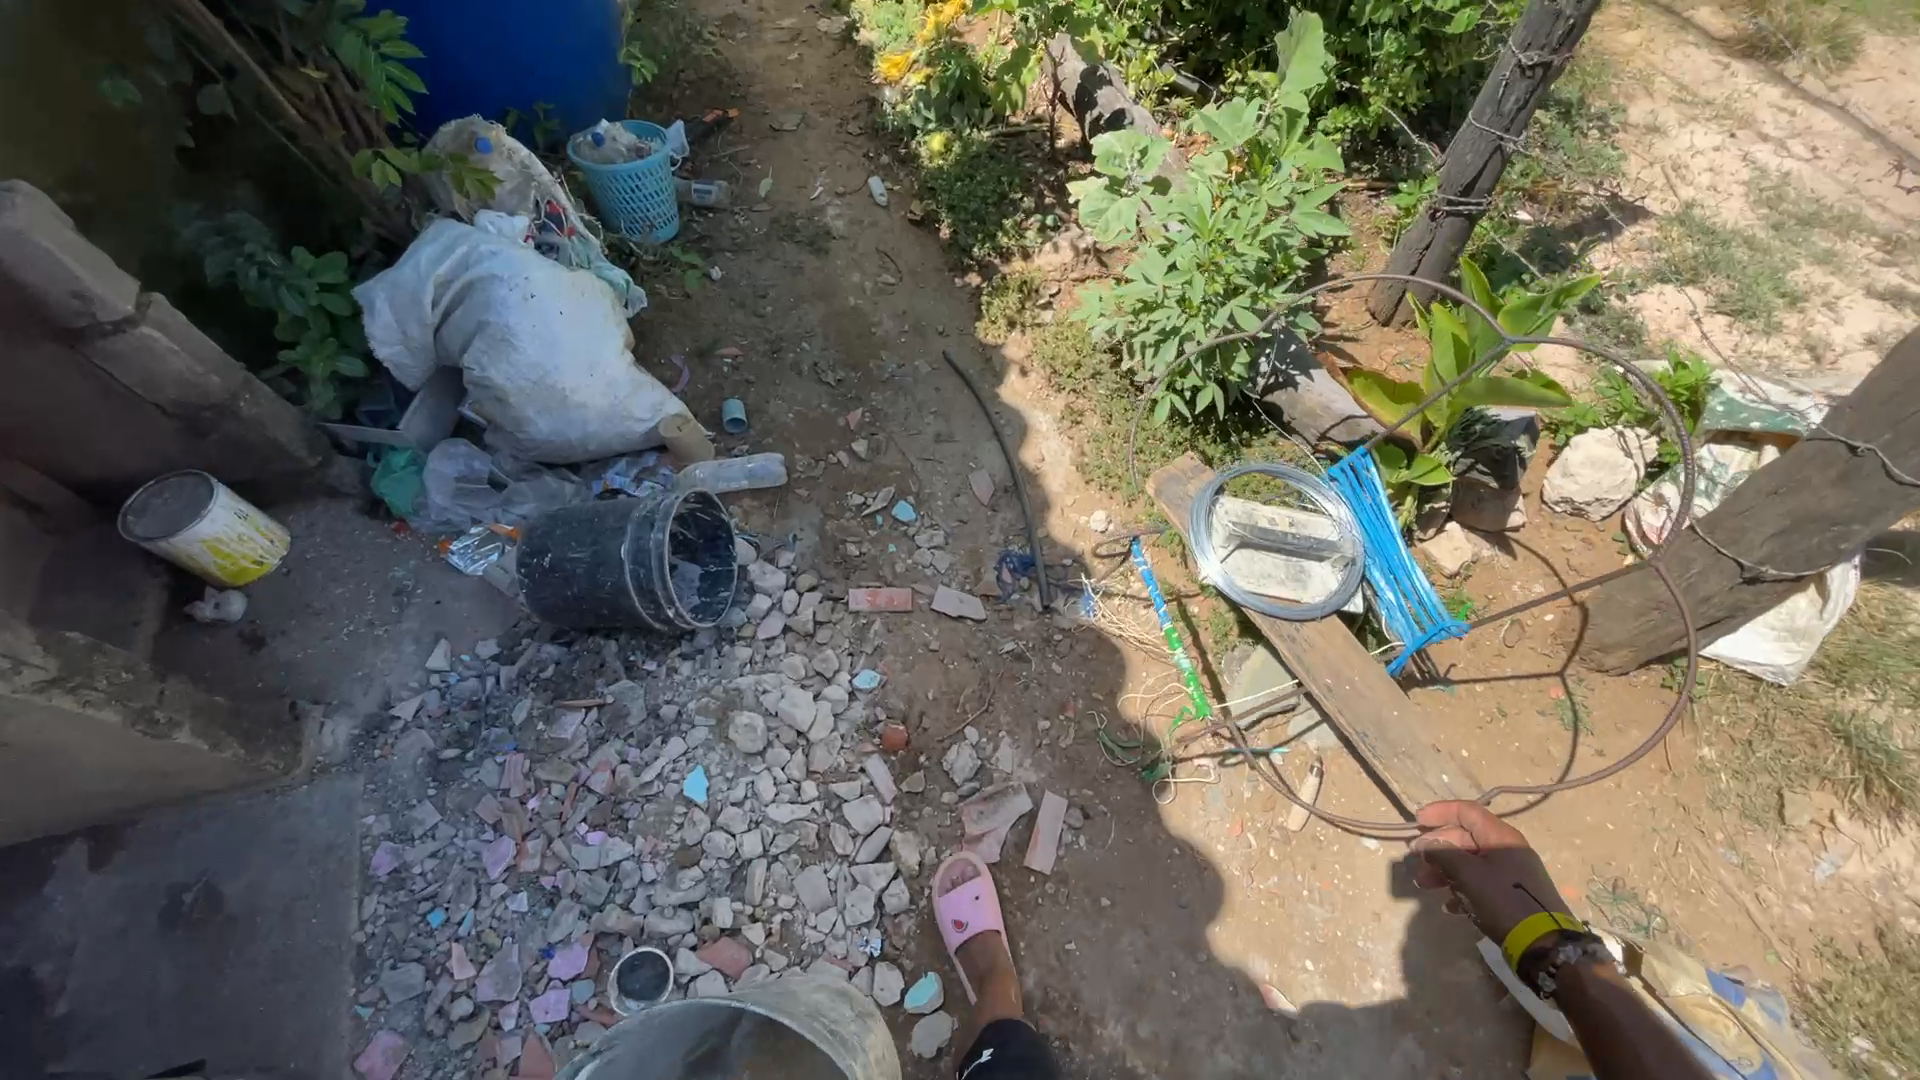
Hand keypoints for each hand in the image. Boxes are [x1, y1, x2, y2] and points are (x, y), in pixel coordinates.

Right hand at [1409, 800, 1569, 943]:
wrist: (1545, 945)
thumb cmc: (1504, 900)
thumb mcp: (1468, 873)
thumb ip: (1442, 853)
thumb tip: (1426, 845)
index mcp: (1500, 837)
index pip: (1466, 811)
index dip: (1439, 812)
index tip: (1417, 822)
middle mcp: (1507, 850)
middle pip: (1464, 838)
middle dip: (1437, 849)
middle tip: (1418, 862)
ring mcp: (1511, 874)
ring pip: (1469, 862)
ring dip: (1444, 871)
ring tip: (1426, 886)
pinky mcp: (1511, 895)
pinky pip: (1479, 883)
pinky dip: (1461, 889)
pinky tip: (1450, 905)